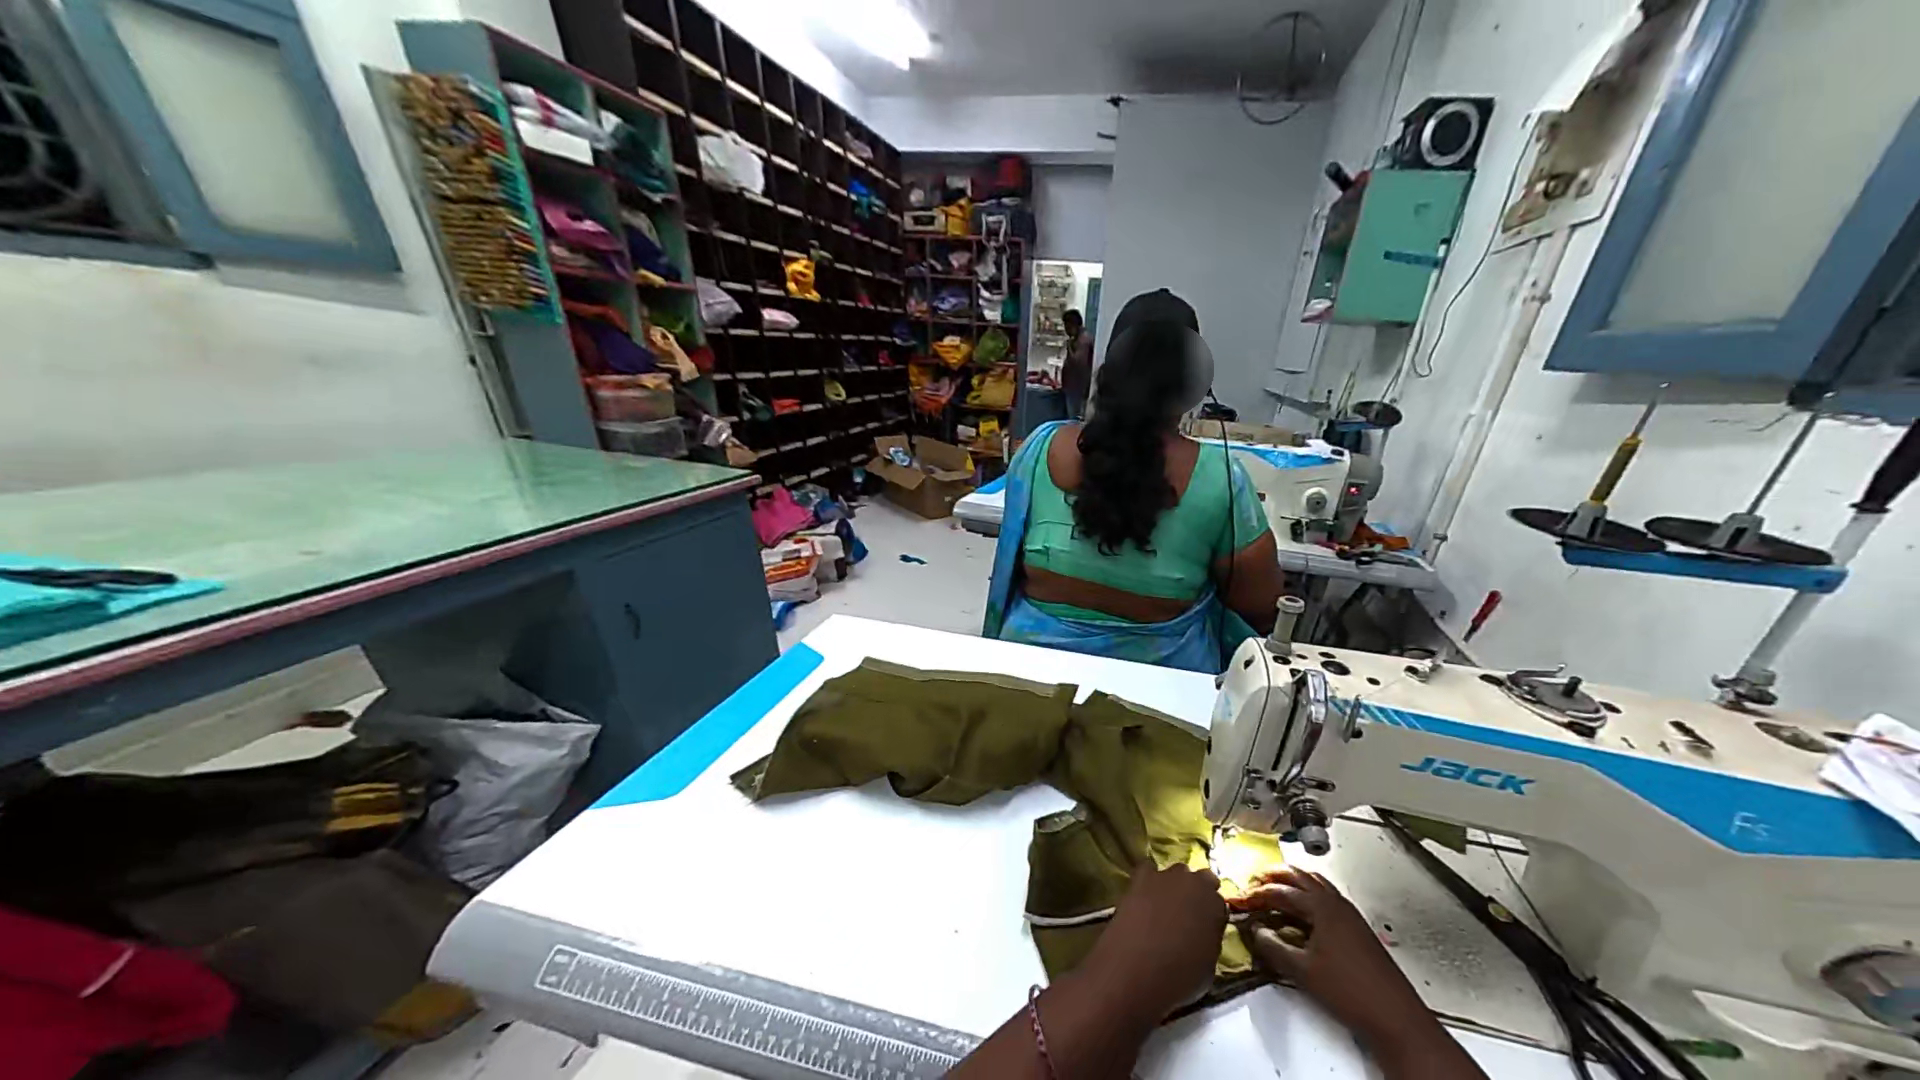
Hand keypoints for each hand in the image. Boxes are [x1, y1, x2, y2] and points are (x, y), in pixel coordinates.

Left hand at [1079, 863, 1225, 1022]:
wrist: (1137, 967)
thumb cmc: (1180, 976)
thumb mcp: (1209, 964)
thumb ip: (1209, 938)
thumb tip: (1202, 932)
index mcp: (1215, 905)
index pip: (1218, 902)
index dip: (1212, 914)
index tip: (1206, 926)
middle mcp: (1194, 883)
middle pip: (1199, 880)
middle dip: (1196, 893)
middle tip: (1188, 914)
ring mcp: (1166, 877)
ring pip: (1175, 873)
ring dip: (1174, 886)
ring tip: (1165, 906)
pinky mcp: (1140, 878)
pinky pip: (1148, 871)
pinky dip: (1148, 880)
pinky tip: (1144, 896)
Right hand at [1235, 867, 1428, 1048]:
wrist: (1397, 1020)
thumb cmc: (1350, 992)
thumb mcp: (1302, 971)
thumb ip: (1273, 948)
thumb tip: (1255, 932)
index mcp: (1322, 907)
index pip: (1280, 891)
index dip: (1256, 895)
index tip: (1240, 902)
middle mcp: (1337, 903)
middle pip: (1300, 877)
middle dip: (1274, 878)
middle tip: (1255, 884)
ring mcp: (1350, 915)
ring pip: (1316, 885)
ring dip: (1293, 884)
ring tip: (1276, 891)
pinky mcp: (1358, 929)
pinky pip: (1327, 898)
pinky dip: (1308, 896)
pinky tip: (1303, 914)